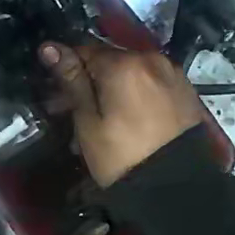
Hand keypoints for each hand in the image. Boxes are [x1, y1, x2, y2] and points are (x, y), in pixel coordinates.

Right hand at [40, 42, 203, 185]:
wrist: (176, 187)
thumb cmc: (123, 156)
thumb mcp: (89, 122)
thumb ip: (72, 81)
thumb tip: (49, 47)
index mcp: (124, 63)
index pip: (85, 50)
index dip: (67, 70)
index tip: (58, 94)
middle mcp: (151, 58)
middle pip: (111, 60)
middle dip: (92, 80)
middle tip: (74, 111)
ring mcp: (172, 73)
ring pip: (133, 72)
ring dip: (115, 88)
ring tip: (102, 121)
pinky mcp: (185, 90)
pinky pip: (153, 83)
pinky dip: (138, 94)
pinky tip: (129, 119)